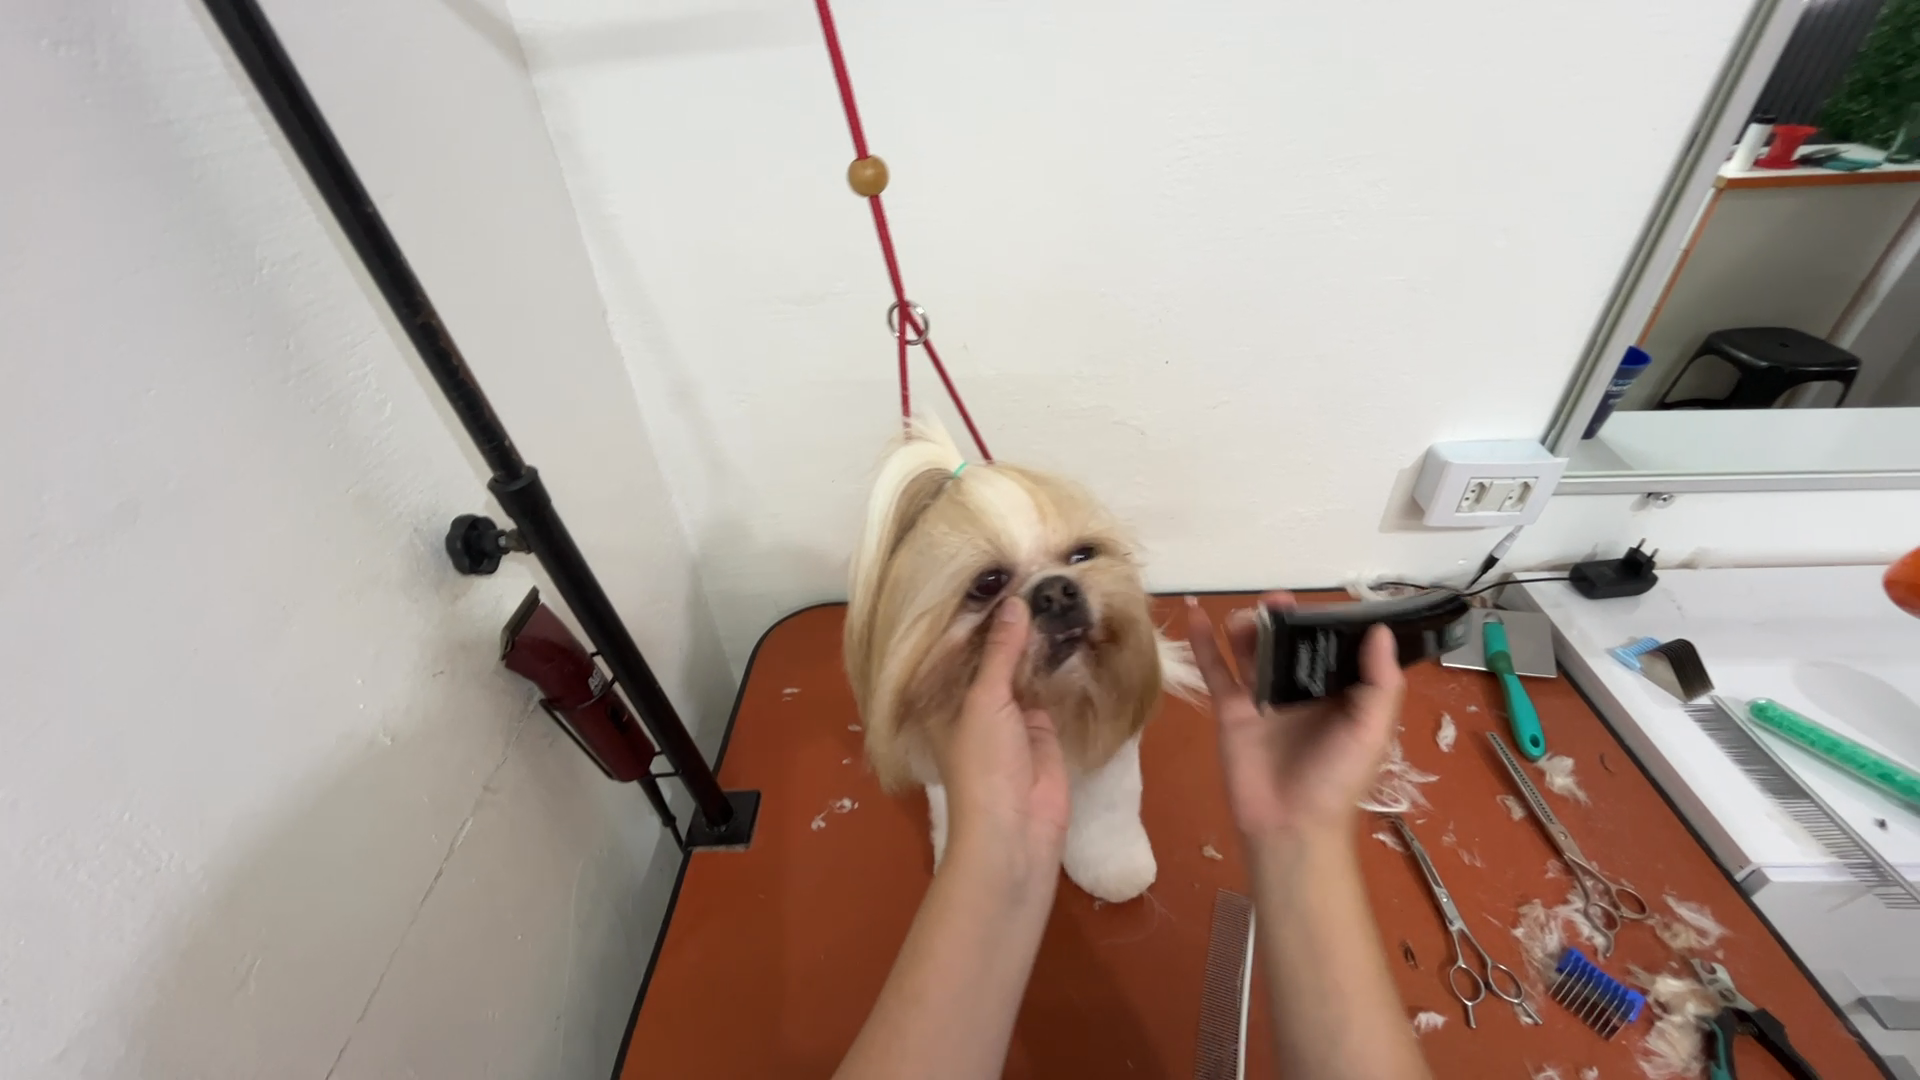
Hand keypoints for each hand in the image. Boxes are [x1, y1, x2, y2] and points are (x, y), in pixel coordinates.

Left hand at [935, 597, 1070, 878]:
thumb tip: (1014, 602)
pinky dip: (1059, 664)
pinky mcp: (1043, 726)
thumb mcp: (986, 700)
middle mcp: (975, 702)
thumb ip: (1000, 651)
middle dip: (1008, 625)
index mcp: (944, 698)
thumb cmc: (983, 763)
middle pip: (991, 656)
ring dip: (1036, 642)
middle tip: (1029, 574)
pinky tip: (1071, 628)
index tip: (988, 575)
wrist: (1016, 830)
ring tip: (1052, 592)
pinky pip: (1050, 688)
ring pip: (1022, 669)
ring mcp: (1011, 715)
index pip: (953, 647)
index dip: (970, 616)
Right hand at [1185, 593, 1404, 839]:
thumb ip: (1378, 683)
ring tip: (1246, 618)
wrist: (1288, 824)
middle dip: (1283, 617)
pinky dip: (1203, 643)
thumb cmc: (1336, 779)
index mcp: (1337, 693)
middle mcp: (1300, 689)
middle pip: (1288, 642)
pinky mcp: (1230, 707)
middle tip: (1276, 601)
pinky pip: (1215, 670)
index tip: (1318, 602)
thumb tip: (1380, 630)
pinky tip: (1195, 614)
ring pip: (1251, 650)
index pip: (1332, 646)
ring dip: (1247, 626)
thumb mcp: (1370, 732)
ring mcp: (1261, 696)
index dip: (1326, 621)